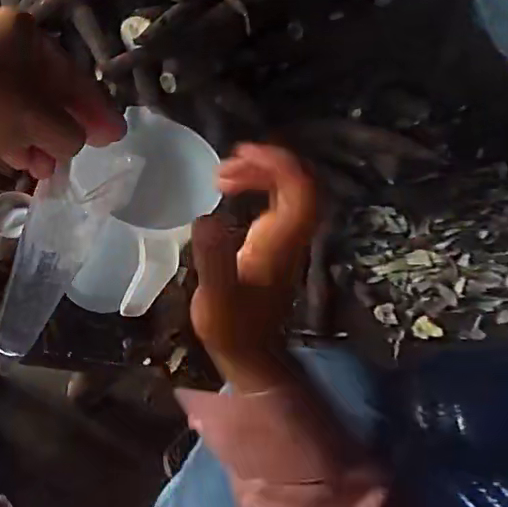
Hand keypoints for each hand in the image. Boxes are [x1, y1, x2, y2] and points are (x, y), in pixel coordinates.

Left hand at [0, 8, 124, 179]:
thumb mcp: (33, 120)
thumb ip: (66, 131)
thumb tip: (75, 140)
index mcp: (22, 32)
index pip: (71, 74)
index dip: (95, 108)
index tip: (115, 136)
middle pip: (46, 90)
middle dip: (64, 127)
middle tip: (82, 155)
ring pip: (20, 107)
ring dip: (40, 139)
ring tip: (50, 170)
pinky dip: (13, 138)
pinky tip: (25, 163)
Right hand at [190, 144, 320, 392]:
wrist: (248, 352)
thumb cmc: (229, 326)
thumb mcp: (215, 295)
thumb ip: (213, 258)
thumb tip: (207, 217)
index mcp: (280, 243)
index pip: (299, 190)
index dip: (278, 163)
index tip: (240, 153)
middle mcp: (290, 235)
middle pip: (298, 183)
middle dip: (264, 163)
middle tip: (222, 166)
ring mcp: (284, 239)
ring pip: (288, 190)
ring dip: (259, 173)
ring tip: (220, 176)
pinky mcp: (273, 244)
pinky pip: (276, 201)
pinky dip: (256, 186)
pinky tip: (228, 191)